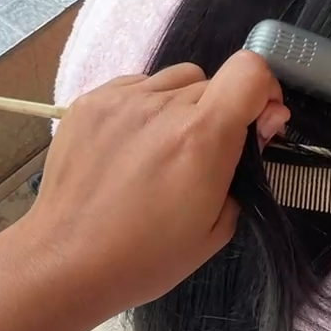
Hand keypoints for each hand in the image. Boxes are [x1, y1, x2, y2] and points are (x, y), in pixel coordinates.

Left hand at [14, 52, 286, 309]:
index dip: (265, 90)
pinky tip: (131, 146)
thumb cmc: (146, 257)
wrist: (65, 260)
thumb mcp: (216, 227)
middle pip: (213, 82)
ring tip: (162, 150)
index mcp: (201, 137)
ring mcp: (120, 99)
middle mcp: (161, 105)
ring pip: (175, 80)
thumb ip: (246, 168)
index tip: (259, 122)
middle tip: (202, 157)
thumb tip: (262, 125)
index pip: (250, 70)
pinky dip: (145, 107)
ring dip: (182, 106)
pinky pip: (136, 86)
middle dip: (221, 113)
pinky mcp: (89, 101)